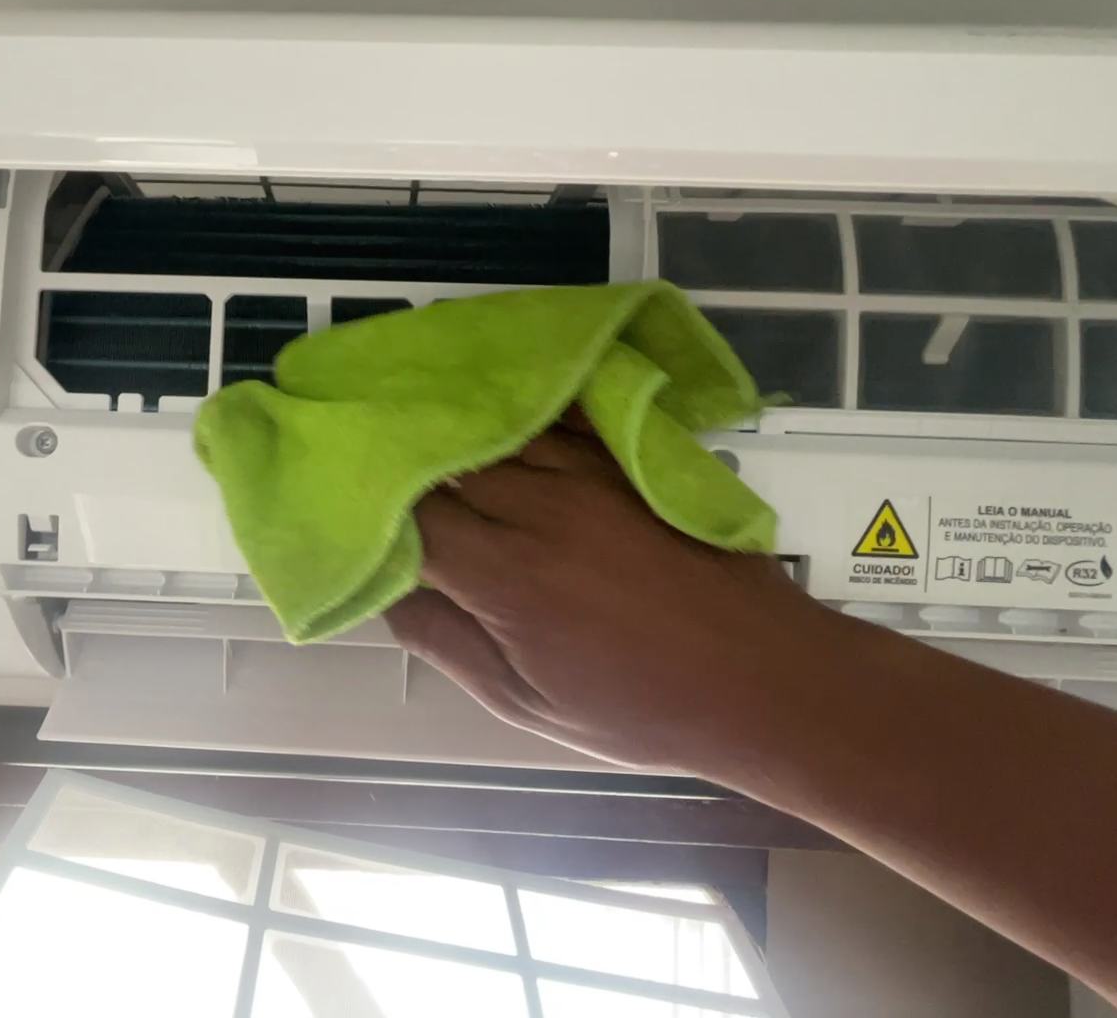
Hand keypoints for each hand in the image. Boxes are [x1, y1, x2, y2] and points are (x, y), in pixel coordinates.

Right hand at [385, 423, 854, 773]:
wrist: (763, 679)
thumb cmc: (638, 707)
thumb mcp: (525, 704)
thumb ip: (444, 642)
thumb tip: (385, 593)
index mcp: (507, 576)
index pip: (411, 519)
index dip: (373, 514)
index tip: (353, 517)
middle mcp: (540, 508)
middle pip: (444, 463)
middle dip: (403, 466)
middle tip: (373, 472)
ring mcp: (587, 474)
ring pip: (493, 432)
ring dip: (451, 432)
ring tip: (415, 430)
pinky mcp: (625, 460)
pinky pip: (556, 418)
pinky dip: (515, 412)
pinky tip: (493, 409)